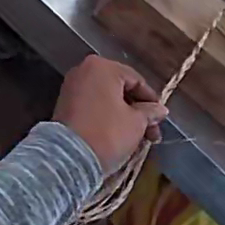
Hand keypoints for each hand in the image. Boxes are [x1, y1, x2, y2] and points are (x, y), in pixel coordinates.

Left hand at [51, 55, 167, 170]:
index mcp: (102, 67)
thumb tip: (160, 109)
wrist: (70, 157)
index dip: (152, 100)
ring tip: (138, 138)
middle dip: (138, 111)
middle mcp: (84, 70)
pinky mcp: (64, 103)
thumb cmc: (108, 133)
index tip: (161, 118)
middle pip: (120, 88)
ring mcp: (72, 86)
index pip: (136, 80)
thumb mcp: (136, 122)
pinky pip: (92, 105)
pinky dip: (106, 116)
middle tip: (151, 132)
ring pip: (106, 98)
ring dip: (124, 116)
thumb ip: (150, 112)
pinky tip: (118, 135)